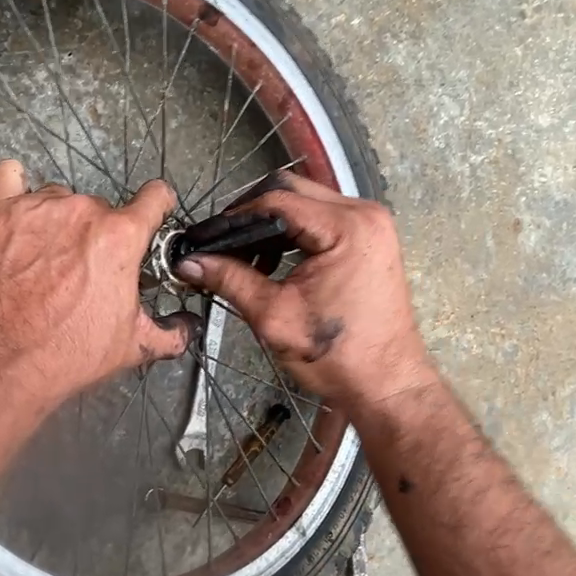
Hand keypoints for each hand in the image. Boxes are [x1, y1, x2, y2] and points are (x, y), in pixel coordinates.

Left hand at [0, 160, 192, 408]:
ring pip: (58, 200)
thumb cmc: (65, 352)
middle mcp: (81, 212)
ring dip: (57, 222)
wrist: (2, 359)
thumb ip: (169, 332)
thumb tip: (184, 328)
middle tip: (83, 270)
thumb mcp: (132, 346)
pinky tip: (17, 207)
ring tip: (43, 259)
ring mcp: (36, 208)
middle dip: (97, 235)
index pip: (154, 198)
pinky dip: (13, 187)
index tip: (151, 213)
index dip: (156, 207)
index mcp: (120, 236)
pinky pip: (7, 179)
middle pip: (100, 209)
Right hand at [176, 173, 435, 413]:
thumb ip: (229, 280)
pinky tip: (271, 262)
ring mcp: (371, 225)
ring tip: (243, 258)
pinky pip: (321, 219)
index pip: (277, 201)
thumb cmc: (337, 355)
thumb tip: (189, 263)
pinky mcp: (369, 239)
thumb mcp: (273, 315)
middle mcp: (365, 214)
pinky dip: (292, 233)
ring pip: (305, 202)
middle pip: (292, 191)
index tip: (206, 238)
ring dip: (271, 224)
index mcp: (346, 228)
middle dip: (251, 215)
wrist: (385, 384)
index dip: (235, 217)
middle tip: (221, 245)